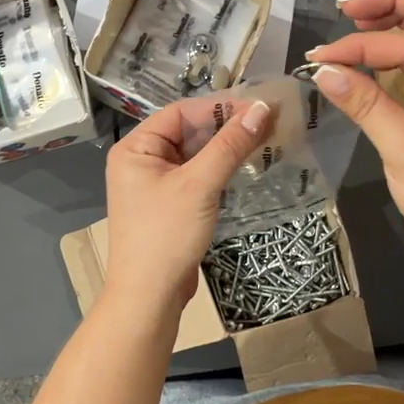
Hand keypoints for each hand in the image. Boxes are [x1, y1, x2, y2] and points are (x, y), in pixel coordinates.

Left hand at [103, 97, 274, 311]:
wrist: (149, 295)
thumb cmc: (167, 235)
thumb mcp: (200, 185)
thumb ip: (230, 145)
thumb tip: (262, 109)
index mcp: (135, 148)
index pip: (181, 112)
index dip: (220, 107)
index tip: (260, 108)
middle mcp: (140, 161)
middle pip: (188, 132)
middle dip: (226, 128)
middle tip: (268, 125)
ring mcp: (153, 185)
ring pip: (194, 155)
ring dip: (226, 150)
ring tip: (264, 143)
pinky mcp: (168, 206)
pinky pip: (195, 177)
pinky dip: (219, 171)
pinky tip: (246, 170)